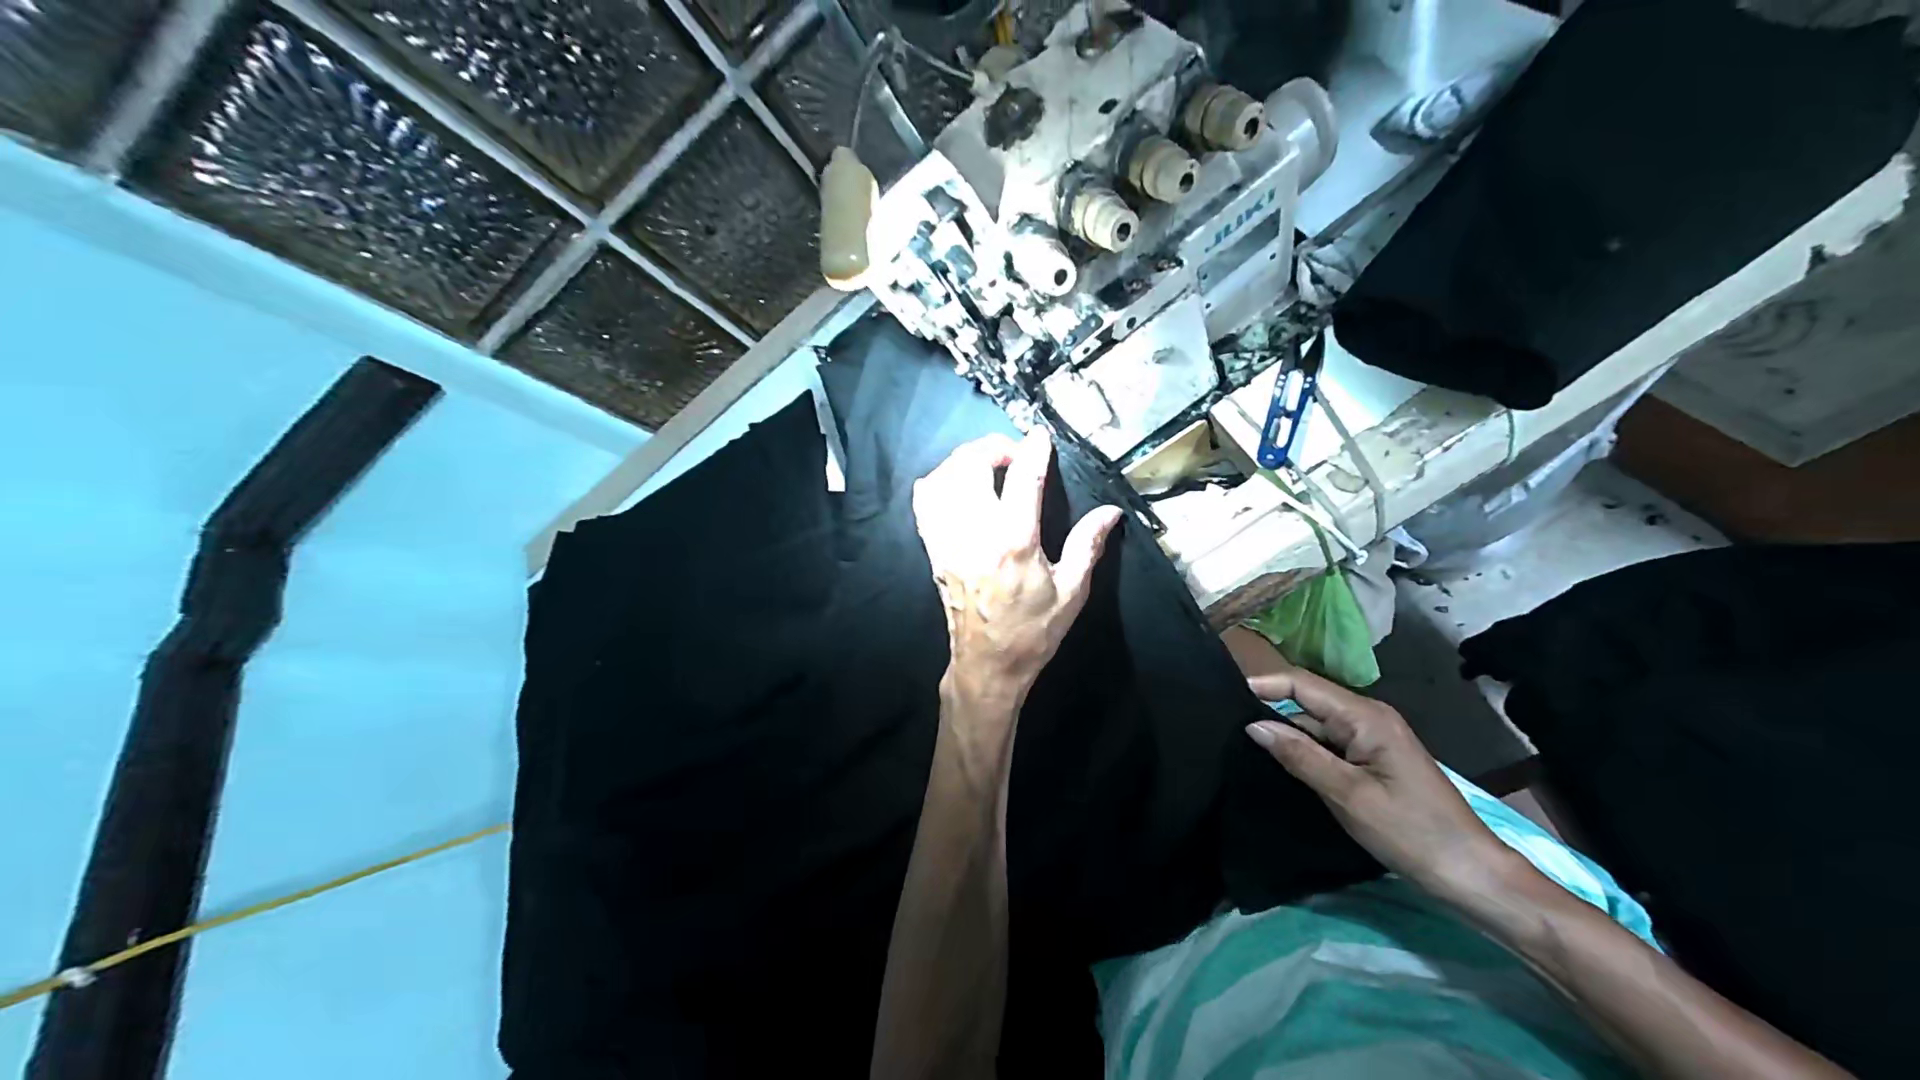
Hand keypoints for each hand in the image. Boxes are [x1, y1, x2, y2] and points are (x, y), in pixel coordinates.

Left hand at [913, 432, 1124, 711]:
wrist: (987, 665)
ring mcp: (948, 541)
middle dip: (994, 446)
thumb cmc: (1033, 631)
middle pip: (971, 465)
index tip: (1041, 437)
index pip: (1022, 479)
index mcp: (1014, 542)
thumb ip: (1087, 545)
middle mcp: (975, 535)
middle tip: (1015, 453)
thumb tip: (1109, 512)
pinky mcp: (934, 551)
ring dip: (965, 460)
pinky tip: (956, 485)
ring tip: (987, 465)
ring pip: (944, 478)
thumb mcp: (1071, 591)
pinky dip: (938, 482)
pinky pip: (924, 503)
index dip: (1033, 449)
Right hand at [1245, 666, 1518, 902]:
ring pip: (1314, 724)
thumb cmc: (1411, 832)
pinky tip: (1279, 763)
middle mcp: (1368, 717)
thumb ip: (1299, 756)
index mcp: (1366, 717)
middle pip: (1306, 701)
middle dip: (1269, 708)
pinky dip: (1303, 751)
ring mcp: (1371, 739)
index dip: (1262, 684)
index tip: (1223, 695)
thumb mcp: (1348, 795)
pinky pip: (1328, 744)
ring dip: (1284, 732)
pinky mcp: (1372, 759)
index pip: (1302, 684)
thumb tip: (1253, 725)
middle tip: (1226, 724)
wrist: (1472, 875)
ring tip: (1241, 743)